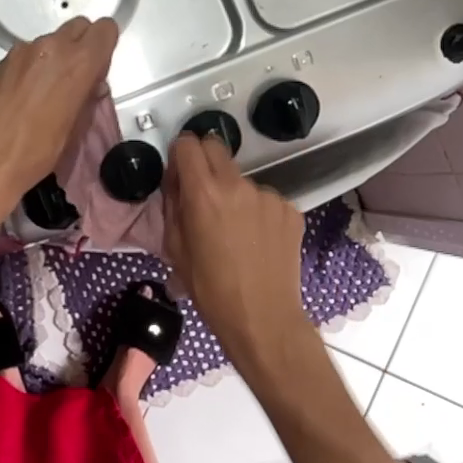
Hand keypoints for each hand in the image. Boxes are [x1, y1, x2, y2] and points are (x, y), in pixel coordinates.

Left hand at [0, 17, 118, 214]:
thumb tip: (91, 86)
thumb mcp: (76, 127)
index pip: (105, 30)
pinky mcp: (2, 61)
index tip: (102, 65)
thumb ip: (89, 96)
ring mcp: (23, 52)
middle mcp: (51, 47)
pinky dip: (34, 65)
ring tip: (50, 89)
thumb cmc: (36, 151)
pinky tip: (28, 93)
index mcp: (78, 62)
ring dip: (57, 56)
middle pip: (78, 27)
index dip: (106, 46)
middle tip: (80, 76)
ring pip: (51, 40)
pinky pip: (28, 53)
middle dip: (83, 46)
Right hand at [164, 133, 306, 353]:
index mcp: (203, 193)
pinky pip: (265, 200)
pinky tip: (256, 241)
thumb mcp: (174, 248)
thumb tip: (177, 183)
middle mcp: (237, 184)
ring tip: (234, 231)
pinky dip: (256, 213)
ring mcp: (268, 195)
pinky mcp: (290, 210)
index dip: (179, 155)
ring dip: (233, 193)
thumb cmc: (209, 288)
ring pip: (241, 179)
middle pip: (216, 148)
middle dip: (204, 162)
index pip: (188, 144)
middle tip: (202, 194)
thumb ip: (172, 206)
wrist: (262, 317)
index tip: (179, 174)